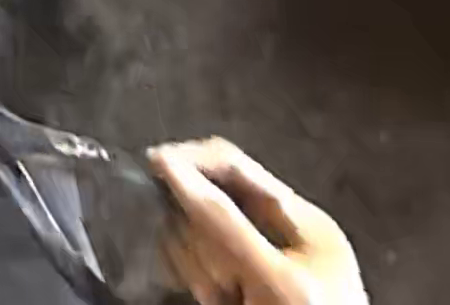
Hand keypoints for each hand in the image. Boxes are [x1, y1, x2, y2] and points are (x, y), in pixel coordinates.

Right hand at [147, 138, 365, 304]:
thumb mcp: (277, 283)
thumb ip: (222, 220)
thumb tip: (161, 160)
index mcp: (297, 219)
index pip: (228, 161)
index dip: (187, 159)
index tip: (152, 168)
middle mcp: (269, 231)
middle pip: (202, 195)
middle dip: (198, 233)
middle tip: (216, 278)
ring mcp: (246, 259)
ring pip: (188, 228)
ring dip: (193, 262)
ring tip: (217, 299)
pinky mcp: (225, 283)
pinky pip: (186, 257)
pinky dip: (187, 274)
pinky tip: (206, 299)